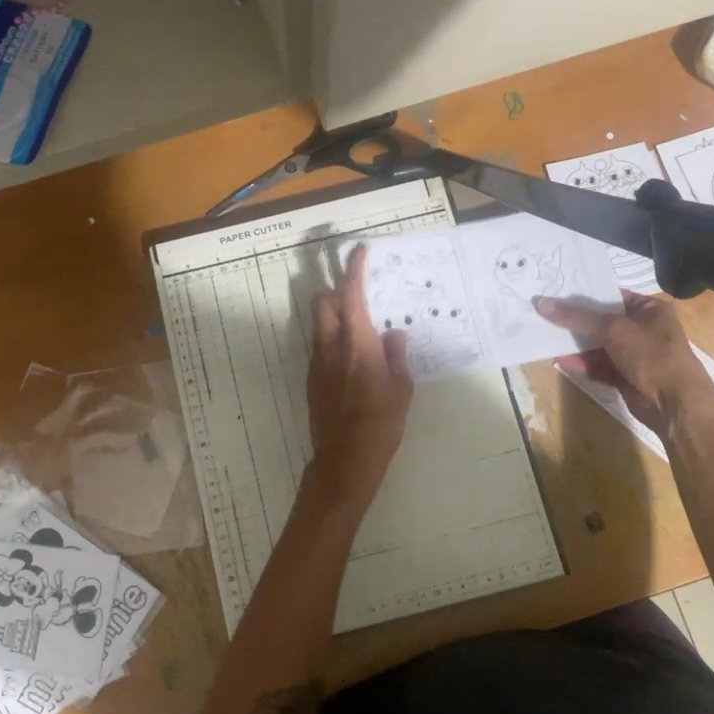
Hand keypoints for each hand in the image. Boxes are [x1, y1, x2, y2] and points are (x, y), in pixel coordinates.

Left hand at [303, 246, 414, 515]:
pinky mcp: (312, 380)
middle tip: (359, 299)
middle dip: (337, 292)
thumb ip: (396, 356)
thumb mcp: (401, 389)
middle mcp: (331, 347)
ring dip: (334, 317)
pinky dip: (333, 341)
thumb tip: (394, 334)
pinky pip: (321, 347)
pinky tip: (353, 362)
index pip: (351, 295)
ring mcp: (317, 363)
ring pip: (319, 325)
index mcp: (358, 344)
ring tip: (360, 333)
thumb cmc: (381, 425)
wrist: (344, 461)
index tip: (359, 252)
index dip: (354, 270)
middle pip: (322, 302)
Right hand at [540, 290, 713, 433]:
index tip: (554, 291)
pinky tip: (559, 360)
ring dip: (575, 344)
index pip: (611, 296)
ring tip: (545, 337)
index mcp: (648, 309)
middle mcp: (641, 328)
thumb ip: (576, 317)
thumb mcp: (613, 329)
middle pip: (601, 321)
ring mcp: (633, 354)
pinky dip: (581, 363)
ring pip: (597, 345)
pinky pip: (598, 366)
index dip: (583, 294)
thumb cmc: (651, 355)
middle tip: (542, 313)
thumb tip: (542, 303)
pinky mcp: (624, 376)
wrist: (675, 403)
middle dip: (574, 321)